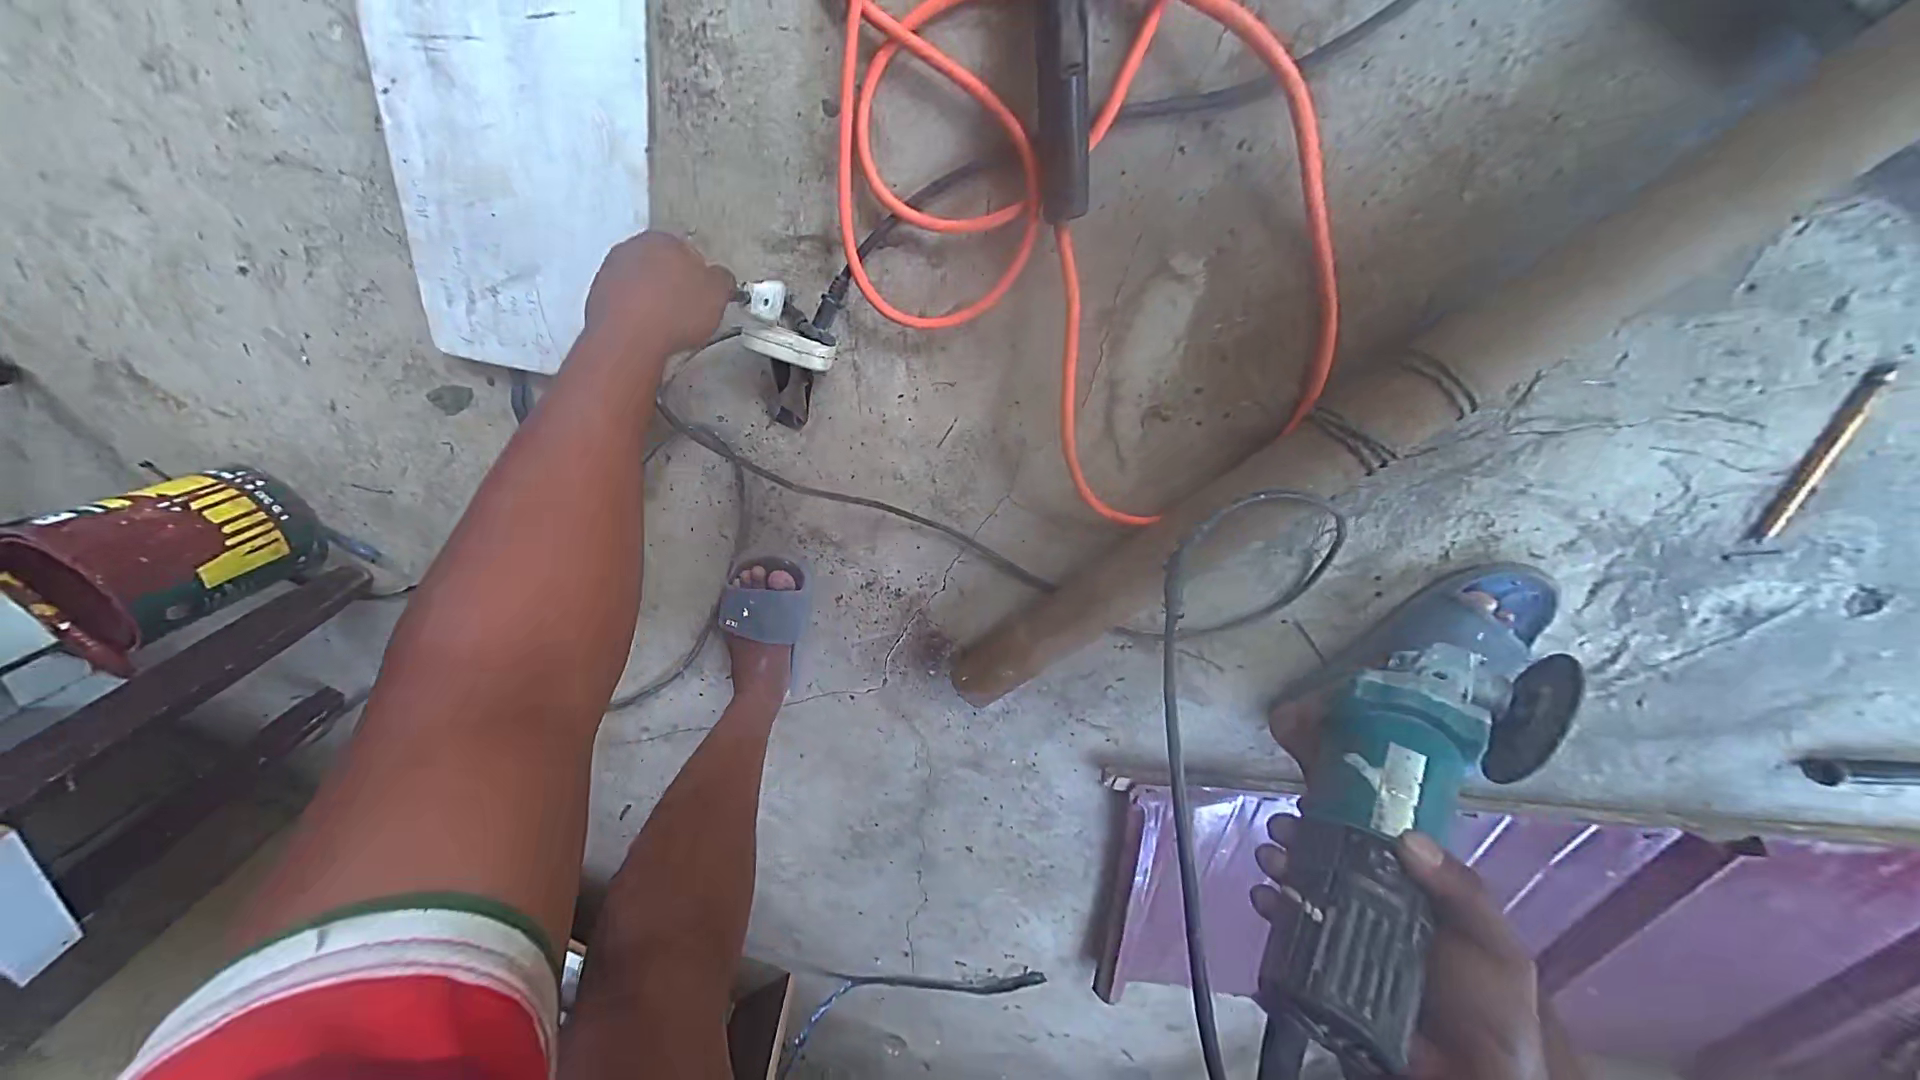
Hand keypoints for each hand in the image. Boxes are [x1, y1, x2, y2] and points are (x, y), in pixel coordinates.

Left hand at [584, 231, 735, 354]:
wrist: (630, 339)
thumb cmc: (671, 313)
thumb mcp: (717, 294)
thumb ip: (723, 279)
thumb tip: (722, 278)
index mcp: (664, 239)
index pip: (690, 251)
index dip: (702, 275)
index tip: (708, 292)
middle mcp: (633, 247)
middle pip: (662, 264)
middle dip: (676, 284)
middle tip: (691, 308)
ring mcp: (612, 270)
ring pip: (643, 282)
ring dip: (656, 298)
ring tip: (671, 323)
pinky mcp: (599, 296)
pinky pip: (627, 301)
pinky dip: (639, 313)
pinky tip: (651, 329)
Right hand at [1260, 698, 1554, 1079]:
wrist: (1473, 1077)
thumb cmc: (1490, 1006)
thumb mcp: (1492, 943)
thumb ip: (1460, 890)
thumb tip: (1405, 837)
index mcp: (1409, 888)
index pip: (1366, 839)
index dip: (1337, 815)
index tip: (1311, 799)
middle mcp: (1372, 901)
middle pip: (1326, 857)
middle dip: (1298, 836)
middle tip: (1281, 828)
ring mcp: (1346, 932)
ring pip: (1304, 886)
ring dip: (1280, 866)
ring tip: (1270, 859)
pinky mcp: (1324, 965)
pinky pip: (1291, 930)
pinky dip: (1272, 908)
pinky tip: (1263, 899)